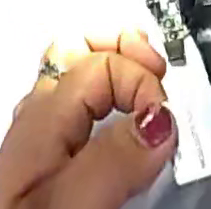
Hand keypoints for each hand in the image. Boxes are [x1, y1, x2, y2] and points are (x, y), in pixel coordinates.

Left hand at [0, 29, 178, 208]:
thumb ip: (112, 162)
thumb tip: (159, 116)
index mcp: (40, 117)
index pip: (97, 63)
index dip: (140, 80)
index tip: (172, 122)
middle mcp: (38, 116)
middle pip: (76, 48)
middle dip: (122, 47)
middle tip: (162, 71)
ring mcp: (42, 137)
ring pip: (76, 72)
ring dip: (115, 63)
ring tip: (150, 76)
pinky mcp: (51, 164)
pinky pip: (77, 106)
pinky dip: (106, 94)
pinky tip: (124, 112)